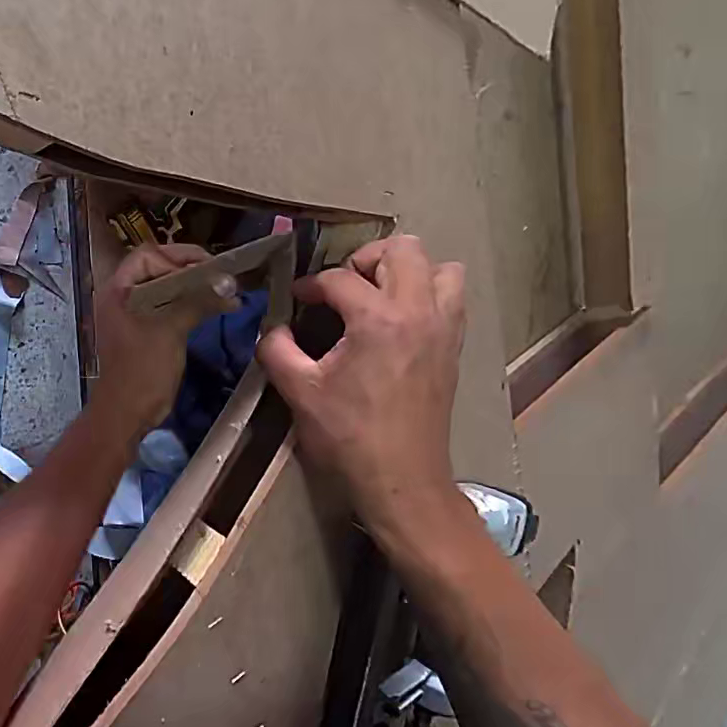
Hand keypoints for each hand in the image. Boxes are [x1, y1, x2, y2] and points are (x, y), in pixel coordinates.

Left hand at [91, 243, 237, 436]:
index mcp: (118, 290)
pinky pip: (168, 310)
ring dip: (193, 289)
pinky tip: (214, 308)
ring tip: (222, 290)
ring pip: (165, 290)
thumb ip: (197, 301)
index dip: (177, 257)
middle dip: (189, 270)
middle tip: (220, 276)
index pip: (147, 255)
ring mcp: (132, 317)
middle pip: (157, 270)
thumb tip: (228, 280)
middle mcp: (122, 298)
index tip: (207, 267)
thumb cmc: (142, 370)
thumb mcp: (170, 330)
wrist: (126, 415)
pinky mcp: (144, 334)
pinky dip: (189, 306)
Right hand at [257, 235, 464, 530]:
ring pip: (441, 268)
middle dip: (366, 259)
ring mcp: (444, 329)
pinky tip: (401, 322)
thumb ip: (277, 350)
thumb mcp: (299, 391)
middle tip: (344, 286)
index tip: (297, 299)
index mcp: (378, 319)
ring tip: (380, 296)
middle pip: (403, 250)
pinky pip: (452, 298)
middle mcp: (419, 312)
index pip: (340, 278)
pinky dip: (428, 294)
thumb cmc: (348, 435)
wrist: (400, 477)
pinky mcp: (454, 348)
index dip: (312, 285)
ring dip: (408, 271)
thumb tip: (272, 329)